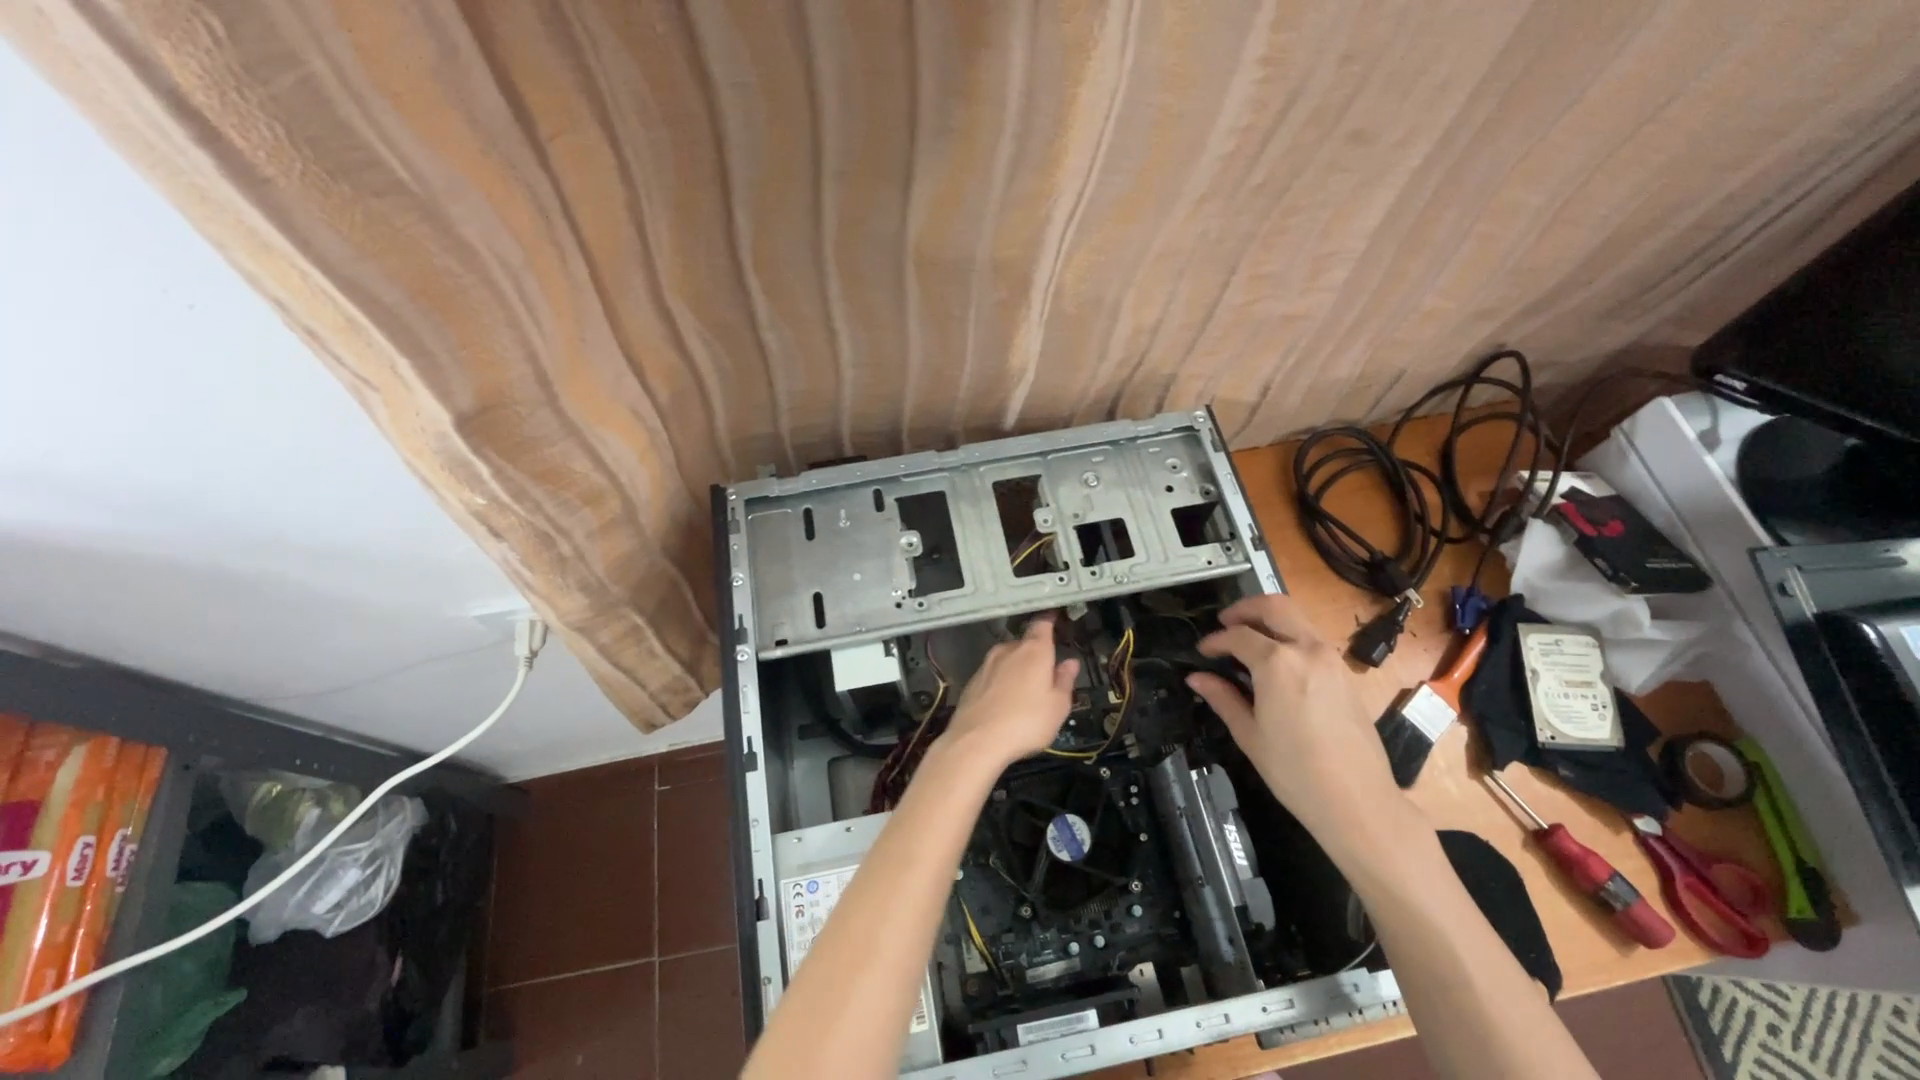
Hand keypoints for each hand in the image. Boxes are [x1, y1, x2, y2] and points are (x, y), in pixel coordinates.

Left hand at [940, 614, 1080, 767]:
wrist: (976, 741)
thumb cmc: (1026, 722)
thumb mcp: (1058, 706)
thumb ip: (1064, 681)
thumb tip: (1070, 663)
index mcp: (1034, 651)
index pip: (1042, 624)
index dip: (1049, 622)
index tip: (1055, 621)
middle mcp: (1008, 650)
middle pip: (1024, 643)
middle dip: (1035, 654)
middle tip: (1045, 673)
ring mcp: (986, 664)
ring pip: (1007, 659)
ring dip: (1016, 668)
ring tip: (1025, 691)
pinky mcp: (972, 681)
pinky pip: (992, 674)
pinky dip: (1001, 681)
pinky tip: (1004, 702)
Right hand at [1185, 596, 1401, 829]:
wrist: (1356, 799)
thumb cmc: (1294, 771)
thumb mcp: (1250, 735)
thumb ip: (1223, 698)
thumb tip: (1197, 679)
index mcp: (1278, 663)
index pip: (1238, 636)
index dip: (1215, 641)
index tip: (1202, 652)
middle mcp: (1308, 650)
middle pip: (1275, 607)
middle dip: (1246, 609)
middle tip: (1225, 622)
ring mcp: (1333, 659)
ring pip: (1298, 620)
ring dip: (1271, 621)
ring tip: (1250, 641)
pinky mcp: (1347, 674)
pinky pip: (1313, 641)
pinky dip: (1291, 639)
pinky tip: (1278, 665)